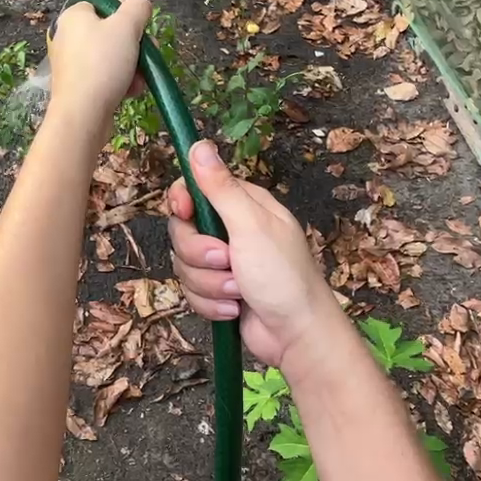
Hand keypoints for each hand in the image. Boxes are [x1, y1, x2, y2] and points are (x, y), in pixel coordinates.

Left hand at [47, 0, 151, 139]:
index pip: (101, 5)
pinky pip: (104, 78)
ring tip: (139, 80)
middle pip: (110, 34)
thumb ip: (137, 9)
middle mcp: (67, 37)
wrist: (83, 113)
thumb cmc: (103, 64)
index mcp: (73, 17)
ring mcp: (70, 64)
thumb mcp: (127, 27)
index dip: (122, 16)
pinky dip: (120, 83)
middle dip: (134, 47)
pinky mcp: (76, 87)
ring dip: (132, 67)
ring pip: (111, 58)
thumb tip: (141, 6)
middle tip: (146, 56)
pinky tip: (130, 92)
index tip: (137, 31)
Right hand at [167, 139, 346, 369]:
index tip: (185, 213)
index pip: (193, 190)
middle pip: (183, 230)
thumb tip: (199, 145)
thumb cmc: (283, 276)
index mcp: (242, 205)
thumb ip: (221, 187)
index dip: (182, 203)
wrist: (297, 335)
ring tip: (238, 291)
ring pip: (185, 265)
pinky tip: (236, 310)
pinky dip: (211, 304)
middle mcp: (231, 230)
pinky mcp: (219, 291)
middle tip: (227, 262)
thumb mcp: (251, 225)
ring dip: (209, 284)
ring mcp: (225, 262)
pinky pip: (192, 292)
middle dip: (199, 254)